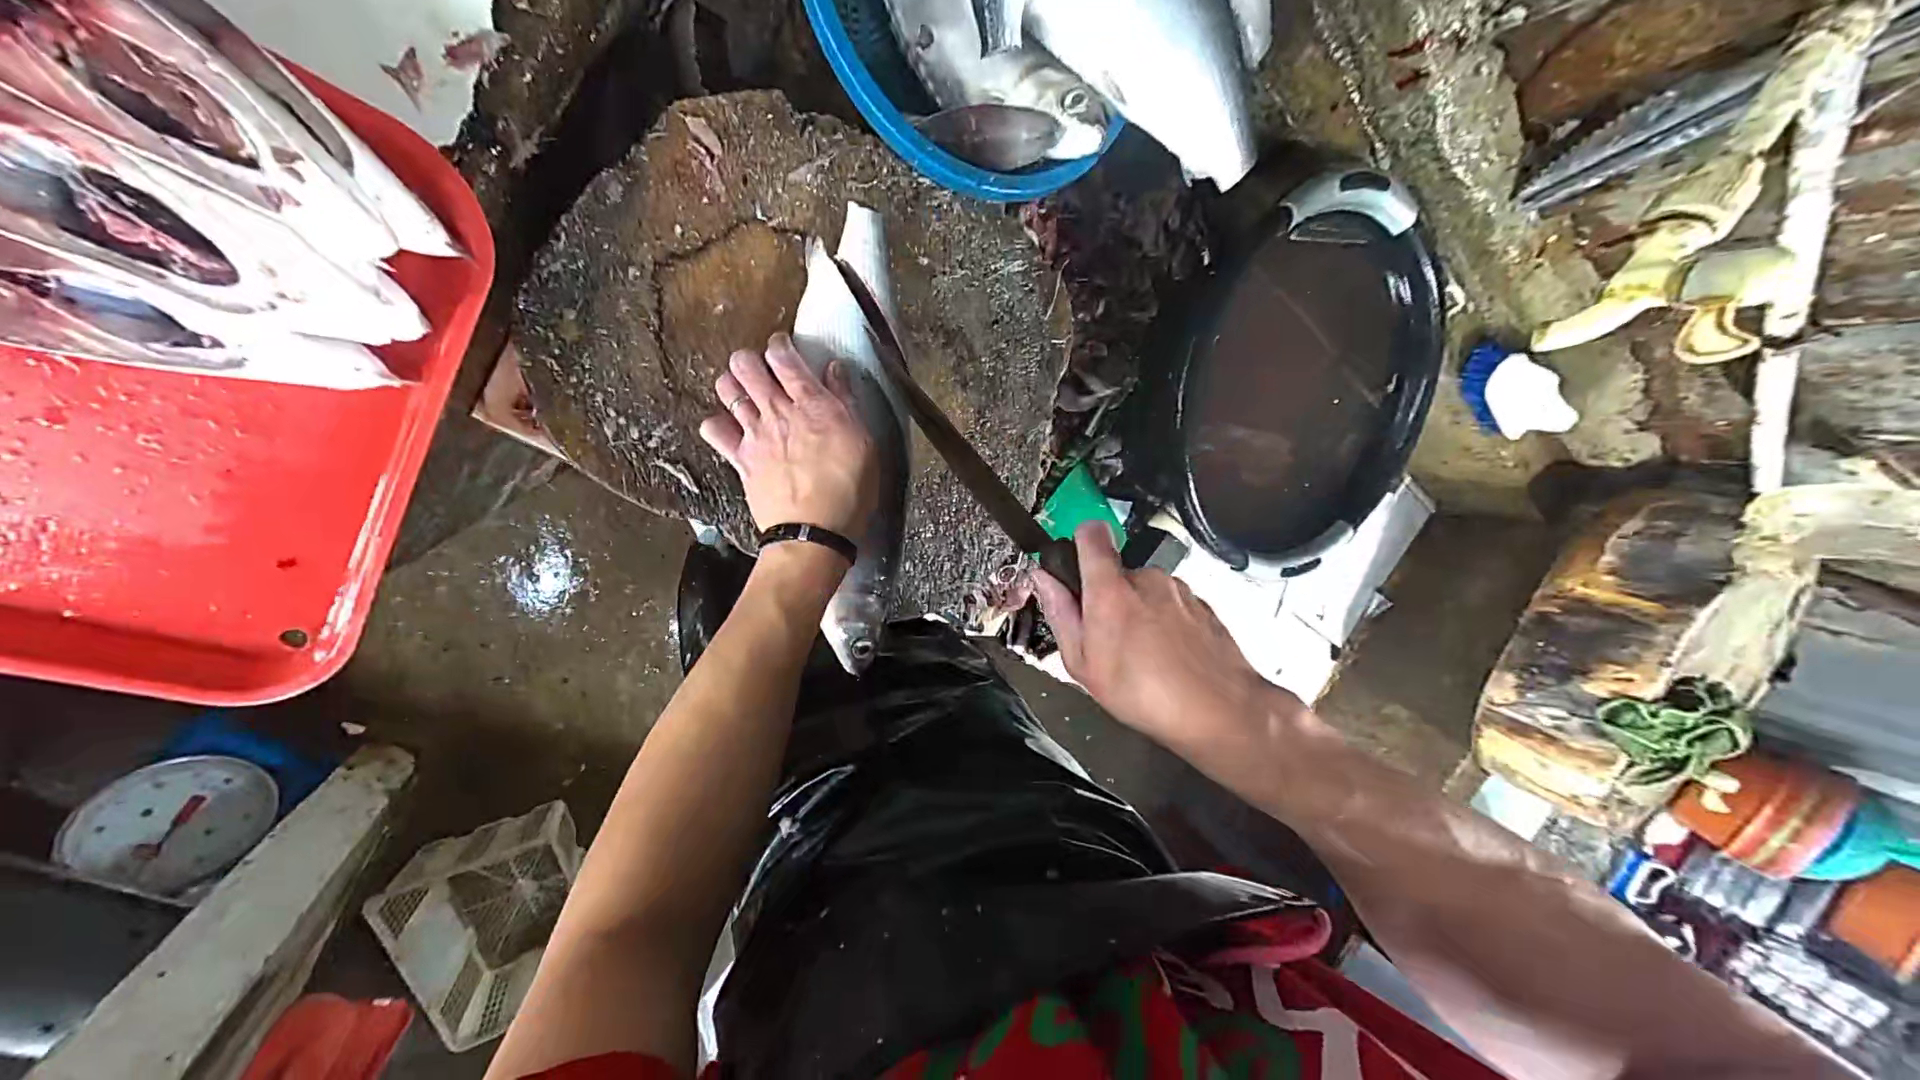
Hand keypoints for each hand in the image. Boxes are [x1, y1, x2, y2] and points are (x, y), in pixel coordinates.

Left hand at [699, 334, 877, 538]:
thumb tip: (835, 371)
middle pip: (745, 364)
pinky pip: (713, 429)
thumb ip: (847, 402)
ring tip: (746, 394)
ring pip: (726, 388)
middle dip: (751, 359)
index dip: (781, 345)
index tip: (785, 349)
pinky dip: (717, 423)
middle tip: (764, 371)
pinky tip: (730, 428)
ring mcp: (754, 435)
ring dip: (733, 384)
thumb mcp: (865, 443)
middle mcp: (778, 412)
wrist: (816, 533)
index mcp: (812, 404)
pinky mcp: (740, 460)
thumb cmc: (850, 491)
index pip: (784, 356)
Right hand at [1031, 523, 1274, 745]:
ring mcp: (1178, 589)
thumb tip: (1044, 580)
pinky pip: (1170, 605)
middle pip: (1116, 572)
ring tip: (1140, 655)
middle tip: (1107, 638)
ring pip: (1145, 590)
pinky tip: (1165, 657)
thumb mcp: (1082, 663)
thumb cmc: (1147, 694)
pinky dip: (1164, 624)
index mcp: (1110, 590)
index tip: (1075, 560)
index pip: (1091, 533)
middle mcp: (1147, 579)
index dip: (1079, 540)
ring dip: (1138, 612)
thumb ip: (1060, 613)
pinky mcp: (1201, 603)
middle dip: (1108, 597)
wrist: (1219, 710)